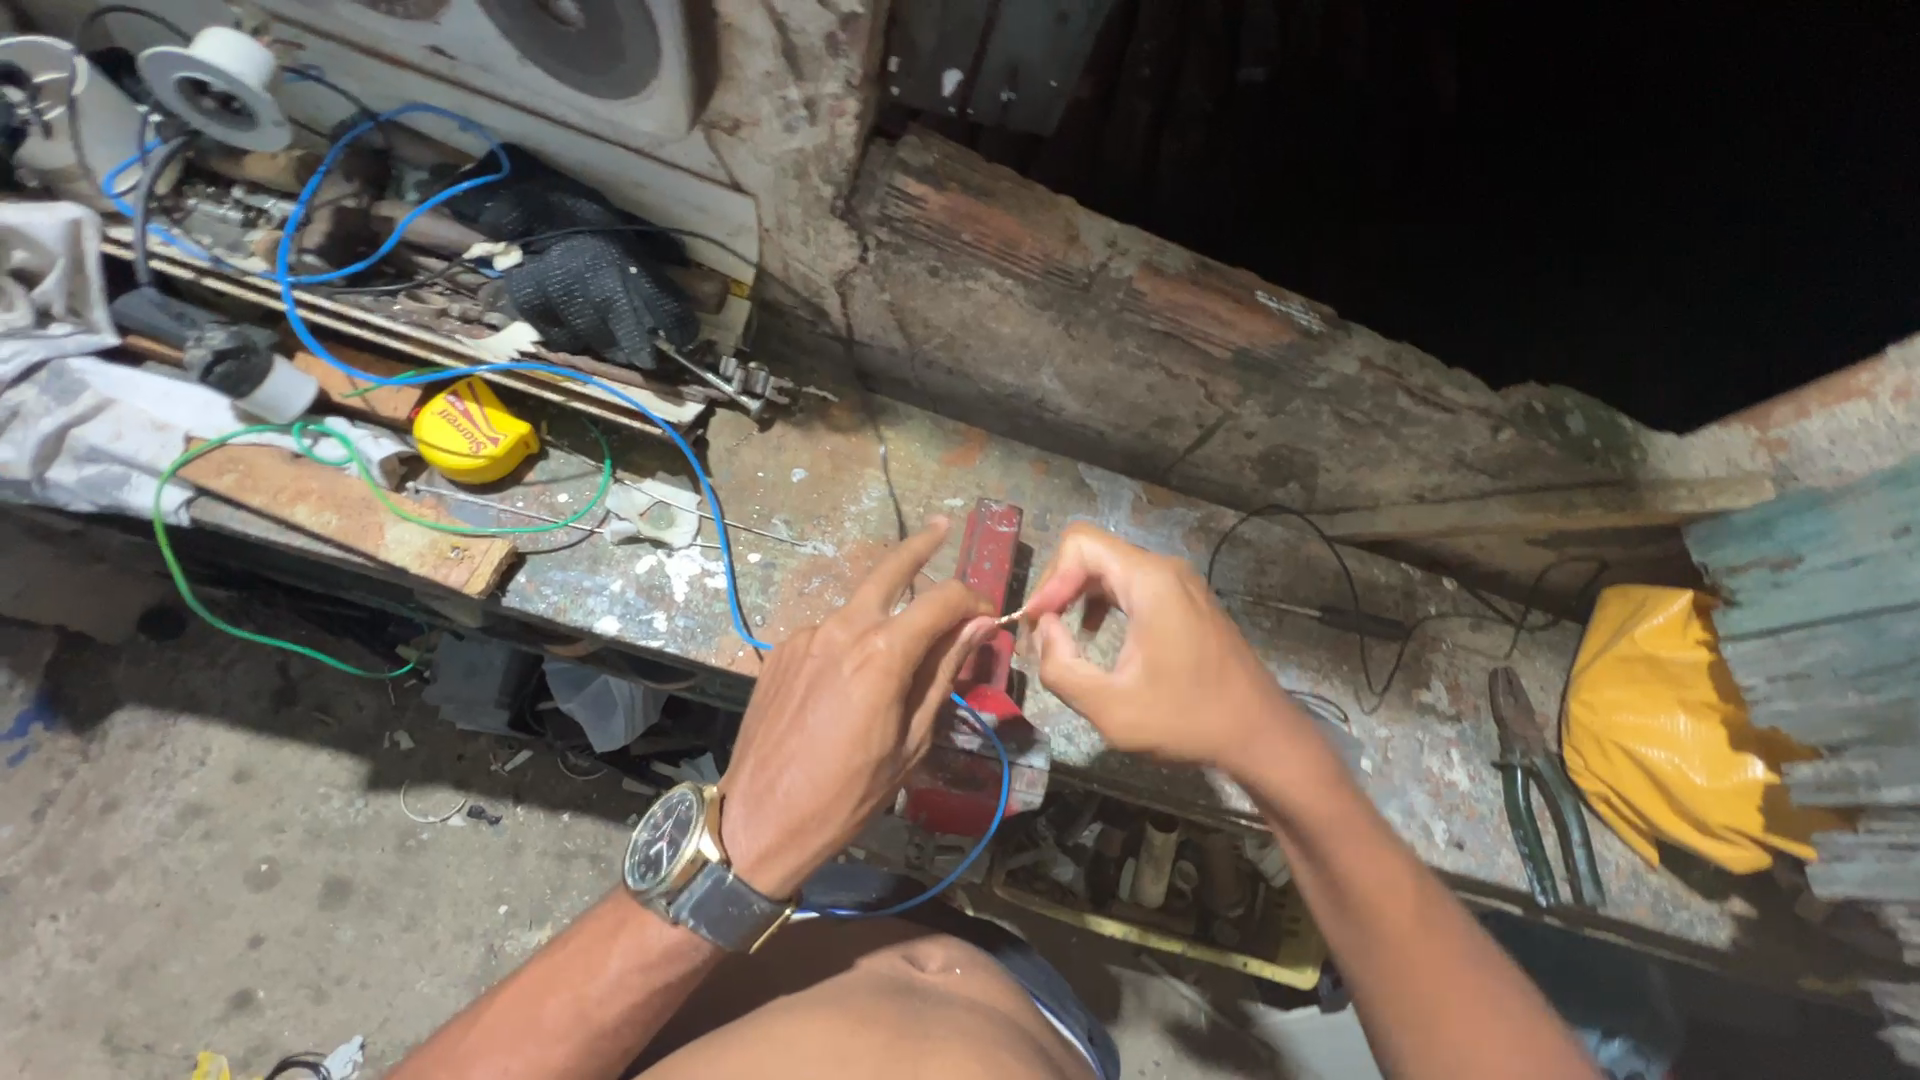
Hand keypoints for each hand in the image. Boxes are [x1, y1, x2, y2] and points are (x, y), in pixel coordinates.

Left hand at [718, 519, 994, 899]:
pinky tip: (852, 675)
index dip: (974, 601)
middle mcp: (843, 627)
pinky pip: (829, 632)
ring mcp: (806, 635)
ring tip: (901, 645)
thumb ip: (944, 673)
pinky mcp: (782, 651)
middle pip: (890, 569)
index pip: (944, 599)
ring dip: (885, 611)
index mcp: (883, 652)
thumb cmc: (849, 793)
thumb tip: (977, 626)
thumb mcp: (912, 740)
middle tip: (941, 527)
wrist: (759, 820)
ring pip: (858, 607)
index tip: (988, 616)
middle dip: (921, 545)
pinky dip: (852, 639)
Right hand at [1024, 522, 1305, 765]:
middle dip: (1058, 589)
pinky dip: (1103, 603)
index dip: (1049, 579)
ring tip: (1062, 637)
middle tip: (1042, 634)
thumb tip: (1044, 629)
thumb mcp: (1110, 708)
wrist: (1259, 734)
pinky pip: (1130, 585)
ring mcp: (1178, 584)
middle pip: (1092, 552)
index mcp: (1150, 581)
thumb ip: (1061, 667)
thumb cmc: (1187, 720)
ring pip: (1110, 568)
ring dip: (1078, 596)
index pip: (1080, 544)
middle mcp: (1165, 570)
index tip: (1038, 624)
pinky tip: (1097, 638)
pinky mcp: (1184, 602)